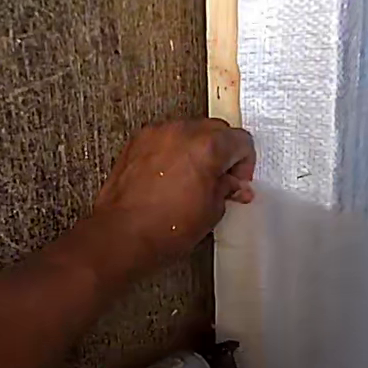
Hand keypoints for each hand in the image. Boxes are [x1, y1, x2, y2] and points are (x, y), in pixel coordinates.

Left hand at [93, 119, 254, 269]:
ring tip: (194, 180)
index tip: (239, 179)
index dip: (245, 163)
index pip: (241, 141)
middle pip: (216, 130)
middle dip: (223, 153)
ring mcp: (157, 135)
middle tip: (222, 180)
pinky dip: (172, 151)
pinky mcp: (137, 142)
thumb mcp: (211, 212)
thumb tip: (232, 185)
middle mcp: (182, 133)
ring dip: (197, 150)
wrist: (122, 236)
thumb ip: (226, 189)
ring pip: (189, 131)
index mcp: (207, 147)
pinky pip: (165, 138)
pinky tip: (172, 177)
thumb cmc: (161, 229)